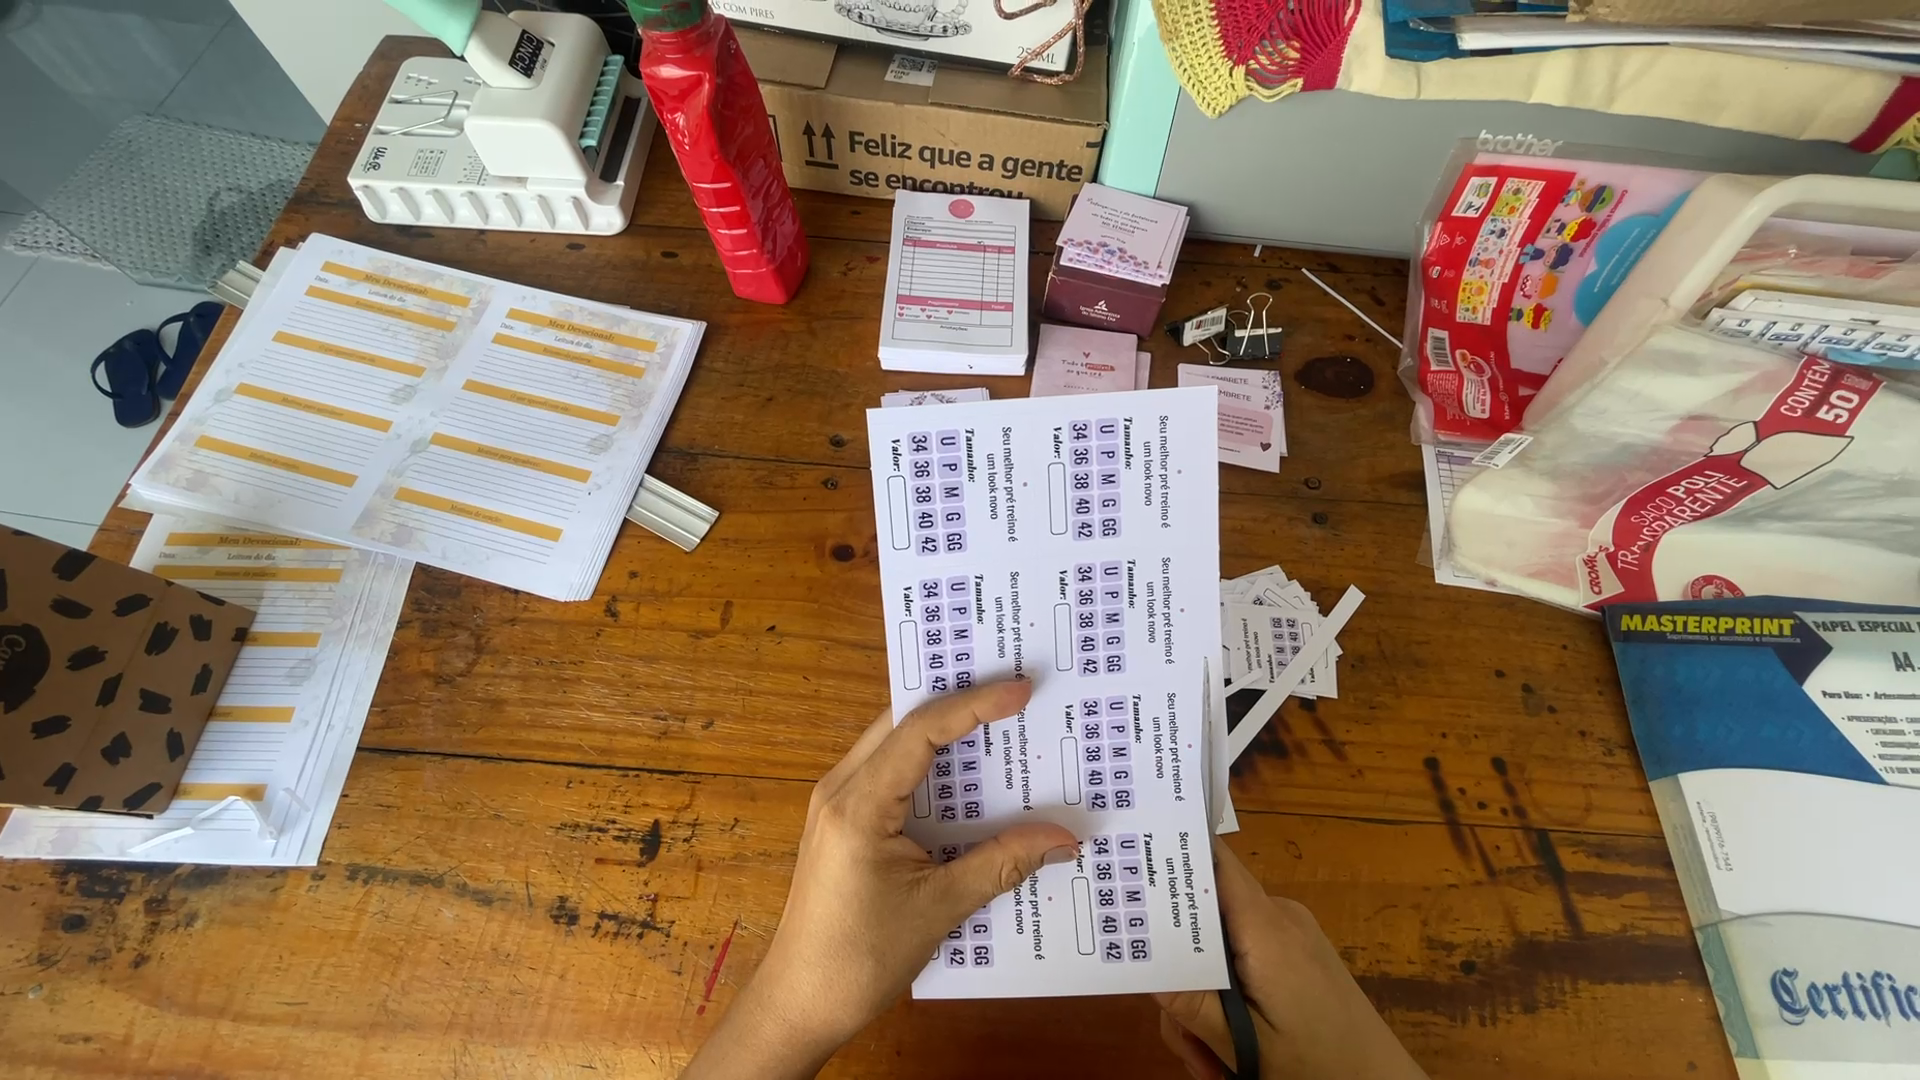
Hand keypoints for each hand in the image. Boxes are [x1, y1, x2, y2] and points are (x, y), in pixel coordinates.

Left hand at [684, 680, 1078, 1079]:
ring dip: (940, 727)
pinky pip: (886, 767)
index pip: (920, 731)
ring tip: (993, 719)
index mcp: (859, 803)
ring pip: (892, 740)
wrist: (798, 1005)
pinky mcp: (841, 818)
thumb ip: (1001, 864)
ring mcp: (835, 800)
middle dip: (957, 701)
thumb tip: (1065, 839)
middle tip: (1011, 693)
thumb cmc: (861, 958)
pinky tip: (960, 770)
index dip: (973, 704)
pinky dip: (925, 758)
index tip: (1020, 691)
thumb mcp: (939, 909)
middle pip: (902, 722)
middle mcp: (840, 787)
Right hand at [1155, 839, 1427, 1079]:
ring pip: (1220, 944)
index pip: (1214, 860)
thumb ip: (1192, 1000)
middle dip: (1183, 968)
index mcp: (1265, 926)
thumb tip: (1141, 956)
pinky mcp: (1298, 954)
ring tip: (1211, 1060)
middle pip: (1205, 915)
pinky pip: (1245, 956)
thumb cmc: (1321, 1066)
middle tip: (1182, 1033)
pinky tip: (1232, 1046)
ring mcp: (1291, 934)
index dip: (1174, 852)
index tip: (1133, 861)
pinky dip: (1230, 994)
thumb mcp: (1246, 1045)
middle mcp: (1278, 916)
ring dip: (1207, 999)